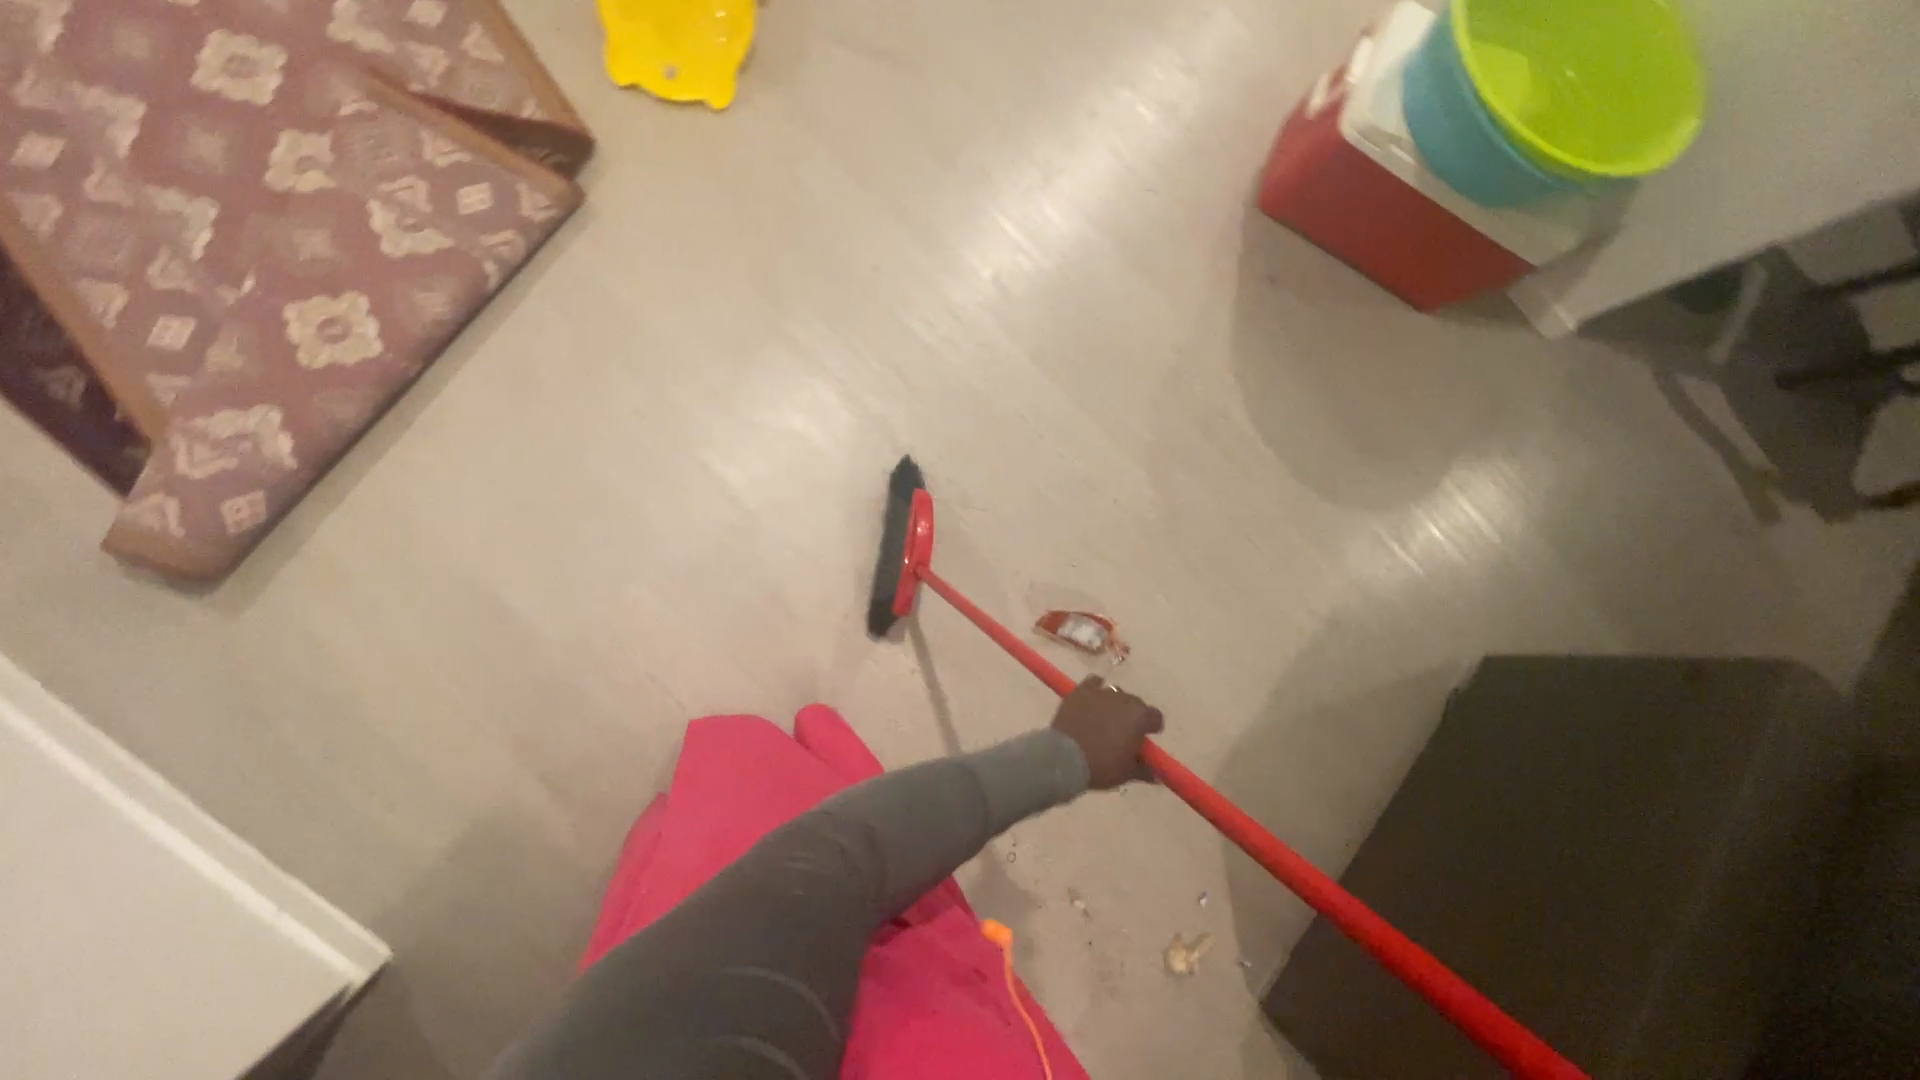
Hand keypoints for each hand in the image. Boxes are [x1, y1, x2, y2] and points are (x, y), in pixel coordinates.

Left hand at [1051, 676, 1163, 788]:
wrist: (1064, 758)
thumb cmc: (1101, 767)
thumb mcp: (1126, 773)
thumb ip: (1143, 770)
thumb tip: (1154, 775)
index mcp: (1140, 718)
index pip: (1155, 717)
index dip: (1151, 728)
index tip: (1142, 739)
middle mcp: (1124, 699)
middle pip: (1135, 704)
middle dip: (1132, 716)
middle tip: (1121, 733)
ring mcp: (1102, 693)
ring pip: (1115, 694)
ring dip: (1114, 704)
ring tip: (1103, 719)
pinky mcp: (1082, 691)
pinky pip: (1094, 683)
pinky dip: (1096, 690)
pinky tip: (1092, 701)